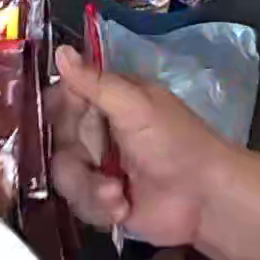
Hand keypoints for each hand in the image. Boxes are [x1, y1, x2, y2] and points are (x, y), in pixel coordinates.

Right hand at [46, 44, 238, 246]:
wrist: (203, 197)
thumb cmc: (172, 140)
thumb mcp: (134, 106)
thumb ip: (94, 83)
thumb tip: (60, 51)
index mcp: (108, 97)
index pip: (64, 95)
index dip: (55, 110)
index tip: (59, 122)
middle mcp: (99, 128)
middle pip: (58, 140)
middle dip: (76, 157)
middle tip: (96, 161)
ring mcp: (100, 165)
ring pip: (66, 174)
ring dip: (89, 188)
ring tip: (117, 194)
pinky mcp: (103, 200)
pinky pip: (79, 203)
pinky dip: (100, 208)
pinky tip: (123, 208)